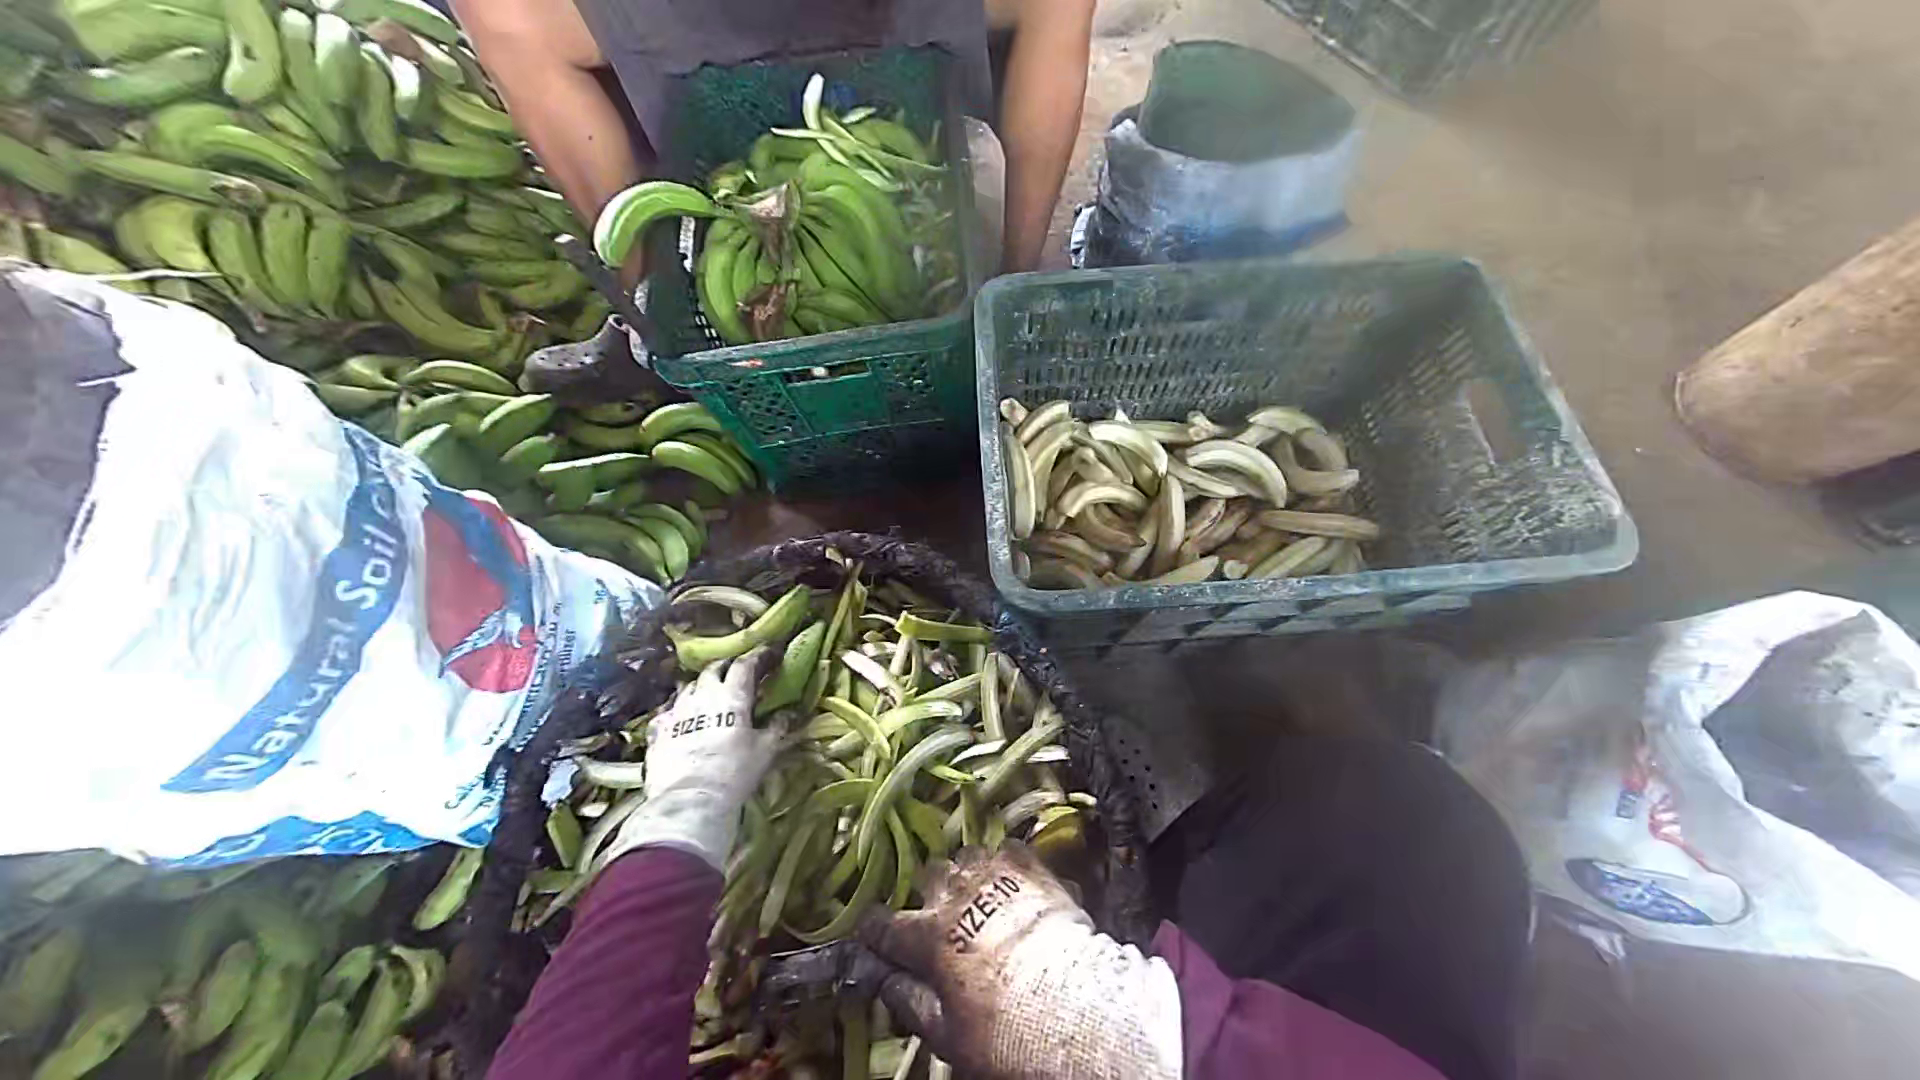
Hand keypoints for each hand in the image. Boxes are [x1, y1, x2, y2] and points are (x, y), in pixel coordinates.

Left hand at [603, 647, 779, 870]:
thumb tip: (789, 713)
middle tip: (738, 670)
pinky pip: (668, 710)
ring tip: (710, 692)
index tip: (767, 653)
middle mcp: (701, 696)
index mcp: (731, 696)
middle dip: (727, 666)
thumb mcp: (766, 750)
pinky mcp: (657, 731)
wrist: (689, 801)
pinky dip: (678, 709)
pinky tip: (681, 716)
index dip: (757, 656)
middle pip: (714, 669)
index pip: (744, 665)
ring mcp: (676, 711)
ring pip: (689, 687)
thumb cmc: (734, 772)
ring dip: (702, 685)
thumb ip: (777, 727)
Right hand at [857, 843, 1182, 1079]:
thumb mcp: (947, 1035)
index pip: (882, 924)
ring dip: (966, 873)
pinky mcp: (1028, 864)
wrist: (1074, 1008)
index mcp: (927, 936)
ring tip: (979, 893)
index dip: (874, 927)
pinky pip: (1007, 849)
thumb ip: (909, 1001)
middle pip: (927, 876)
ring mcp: (992, 873)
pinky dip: (1006, 862)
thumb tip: (882, 980)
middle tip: (943, 917)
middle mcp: (953, 894)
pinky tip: (1014, 880)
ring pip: (965, 856)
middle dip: (929, 893)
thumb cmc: (1006, 1032)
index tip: (875, 930)